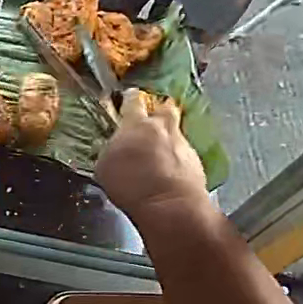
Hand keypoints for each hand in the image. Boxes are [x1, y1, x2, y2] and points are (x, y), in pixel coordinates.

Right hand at [97, 90, 208, 226]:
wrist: (169, 205)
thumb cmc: (130, 184)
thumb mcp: (105, 167)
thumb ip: (111, 151)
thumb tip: (116, 147)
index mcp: (136, 124)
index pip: (133, 101)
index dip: (130, 99)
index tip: (128, 98)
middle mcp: (162, 128)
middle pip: (164, 108)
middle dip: (159, 111)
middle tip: (151, 121)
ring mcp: (183, 144)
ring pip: (176, 133)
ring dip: (169, 140)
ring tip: (160, 155)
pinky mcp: (196, 162)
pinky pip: (185, 155)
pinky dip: (178, 161)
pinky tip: (170, 174)